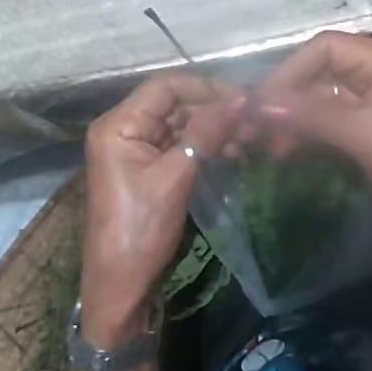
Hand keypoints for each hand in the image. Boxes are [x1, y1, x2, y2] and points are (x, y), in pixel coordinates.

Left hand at [82, 73, 242, 343]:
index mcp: (118, 125)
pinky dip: (205, 147)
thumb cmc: (141, 230)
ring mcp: (135, 149)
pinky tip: (233, 154)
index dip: (206, 89)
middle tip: (253, 124)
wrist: (121, 283)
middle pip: (174, 104)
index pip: (165, 87)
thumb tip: (241, 101)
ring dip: (214, 129)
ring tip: (249, 141)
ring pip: (180, 125)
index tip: (244, 101)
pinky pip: (179, 146)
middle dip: (213, 111)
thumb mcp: (175, 179)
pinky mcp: (147, 168)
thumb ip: (205, 135)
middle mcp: (123, 129)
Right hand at [253, 32, 371, 206]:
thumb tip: (256, 104)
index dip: (289, 72)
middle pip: (320, 71)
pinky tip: (286, 150)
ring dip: (293, 119)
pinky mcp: (370, 120)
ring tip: (269, 147)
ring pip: (321, 97)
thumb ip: (309, 115)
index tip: (260, 102)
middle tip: (256, 128)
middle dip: (287, 99)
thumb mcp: (362, 135)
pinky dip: (308, 132)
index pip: (325, 48)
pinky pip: (330, 117)